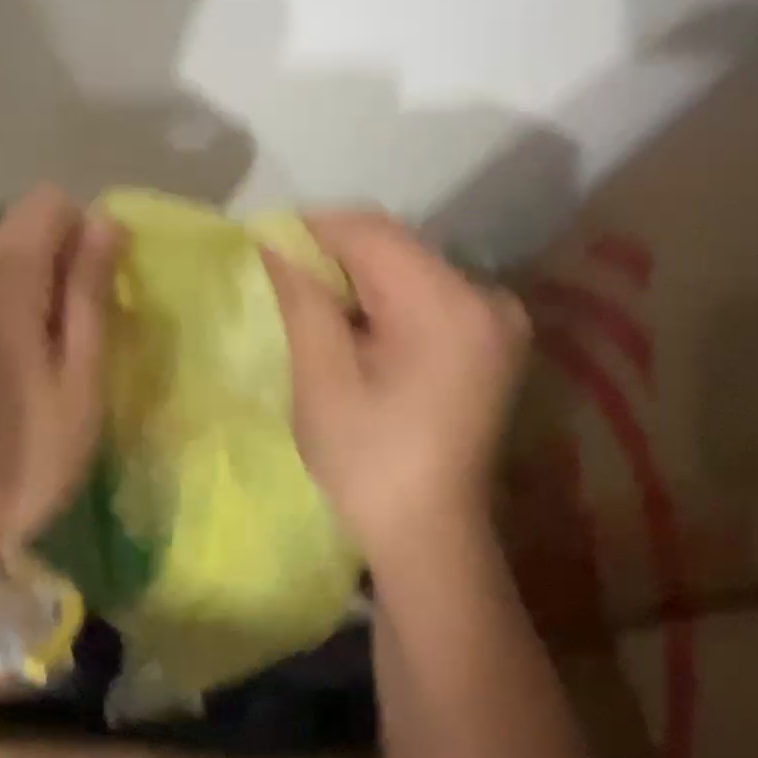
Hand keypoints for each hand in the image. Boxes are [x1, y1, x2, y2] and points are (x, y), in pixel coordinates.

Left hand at [0, 183, 124, 556]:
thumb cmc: (36, 454)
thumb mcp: (80, 379)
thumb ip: (89, 293)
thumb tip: (103, 221)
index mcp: (2, 291)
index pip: (43, 204)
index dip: (83, 229)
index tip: (104, 283)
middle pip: (15, 226)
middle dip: (60, 250)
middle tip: (87, 316)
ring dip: (35, 276)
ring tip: (59, 339)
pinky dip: (8, 300)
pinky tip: (24, 353)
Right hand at [266, 212, 528, 564]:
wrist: (427, 529)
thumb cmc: (365, 460)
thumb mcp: (321, 379)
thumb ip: (303, 301)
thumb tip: (275, 242)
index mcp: (447, 305)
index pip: (372, 233)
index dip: (312, 228)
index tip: (261, 242)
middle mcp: (486, 296)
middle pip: (395, 248)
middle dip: (333, 255)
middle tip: (279, 282)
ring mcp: (496, 318)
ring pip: (409, 270)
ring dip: (356, 279)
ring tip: (311, 311)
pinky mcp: (491, 340)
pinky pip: (427, 297)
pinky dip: (383, 302)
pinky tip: (355, 334)